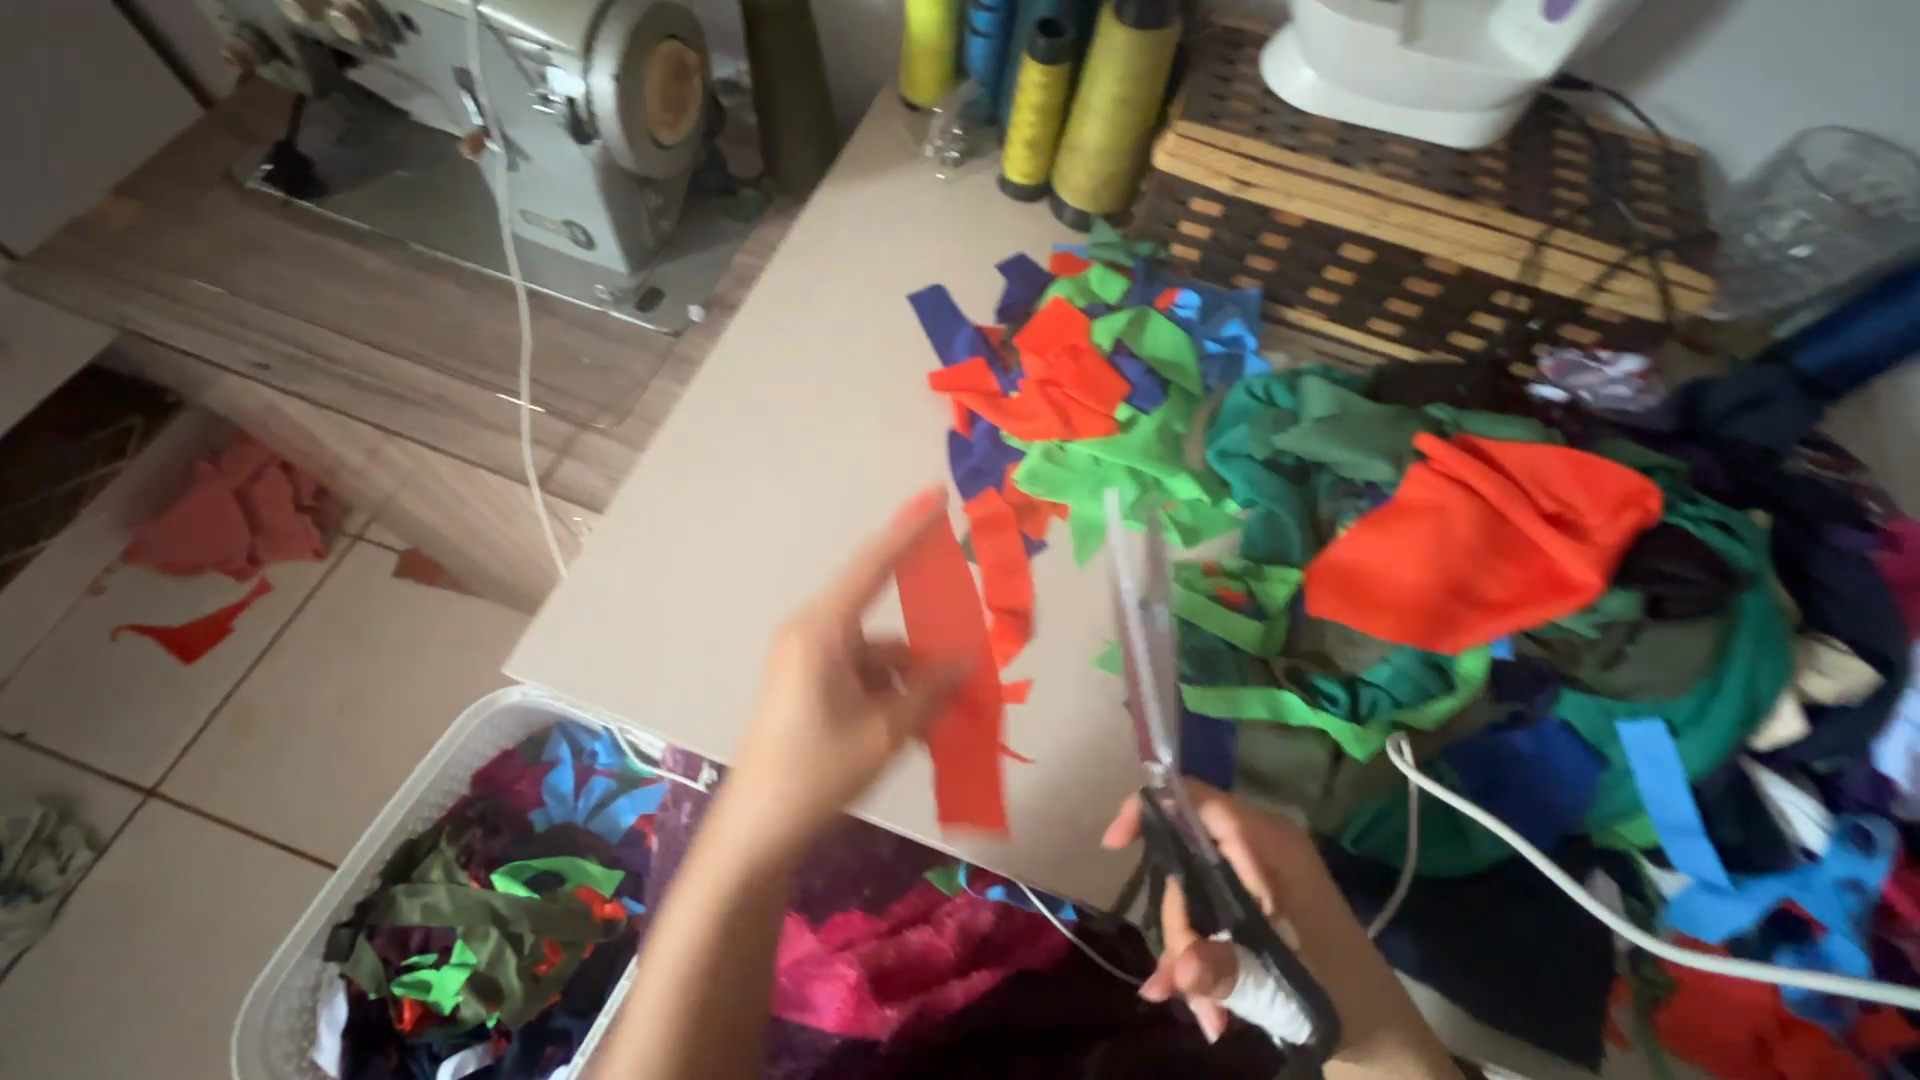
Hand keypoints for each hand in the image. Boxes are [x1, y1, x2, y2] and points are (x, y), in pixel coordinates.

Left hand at [717, 487, 970, 864]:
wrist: (758, 828)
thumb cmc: (817, 772)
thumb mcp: (885, 732)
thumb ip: (930, 690)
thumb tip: (967, 661)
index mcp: (821, 630)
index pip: (872, 565)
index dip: (909, 530)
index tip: (938, 496)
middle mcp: (812, 634)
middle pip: (882, 618)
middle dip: (925, 645)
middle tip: (965, 662)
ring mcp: (808, 661)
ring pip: (877, 655)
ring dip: (911, 680)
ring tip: (944, 720)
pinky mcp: (809, 685)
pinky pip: (863, 675)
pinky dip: (891, 694)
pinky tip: (915, 731)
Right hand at [1103, 782, 1460, 1077]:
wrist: (1384, 1038)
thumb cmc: (1345, 999)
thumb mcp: (1286, 988)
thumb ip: (1229, 971)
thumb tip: (1178, 969)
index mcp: (1271, 844)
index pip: (1199, 801)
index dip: (1152, 808)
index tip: (1115, 843)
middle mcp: (1260, 848)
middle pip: (1186, 860)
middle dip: (1180, 926)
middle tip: (1183, 986)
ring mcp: (1256, 875)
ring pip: (1193, 894)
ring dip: (1190, 954)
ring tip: (1205, 1016)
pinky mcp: (1254, 903)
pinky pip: (1208, 914)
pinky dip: (1199, 957)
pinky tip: (1199, 1005)